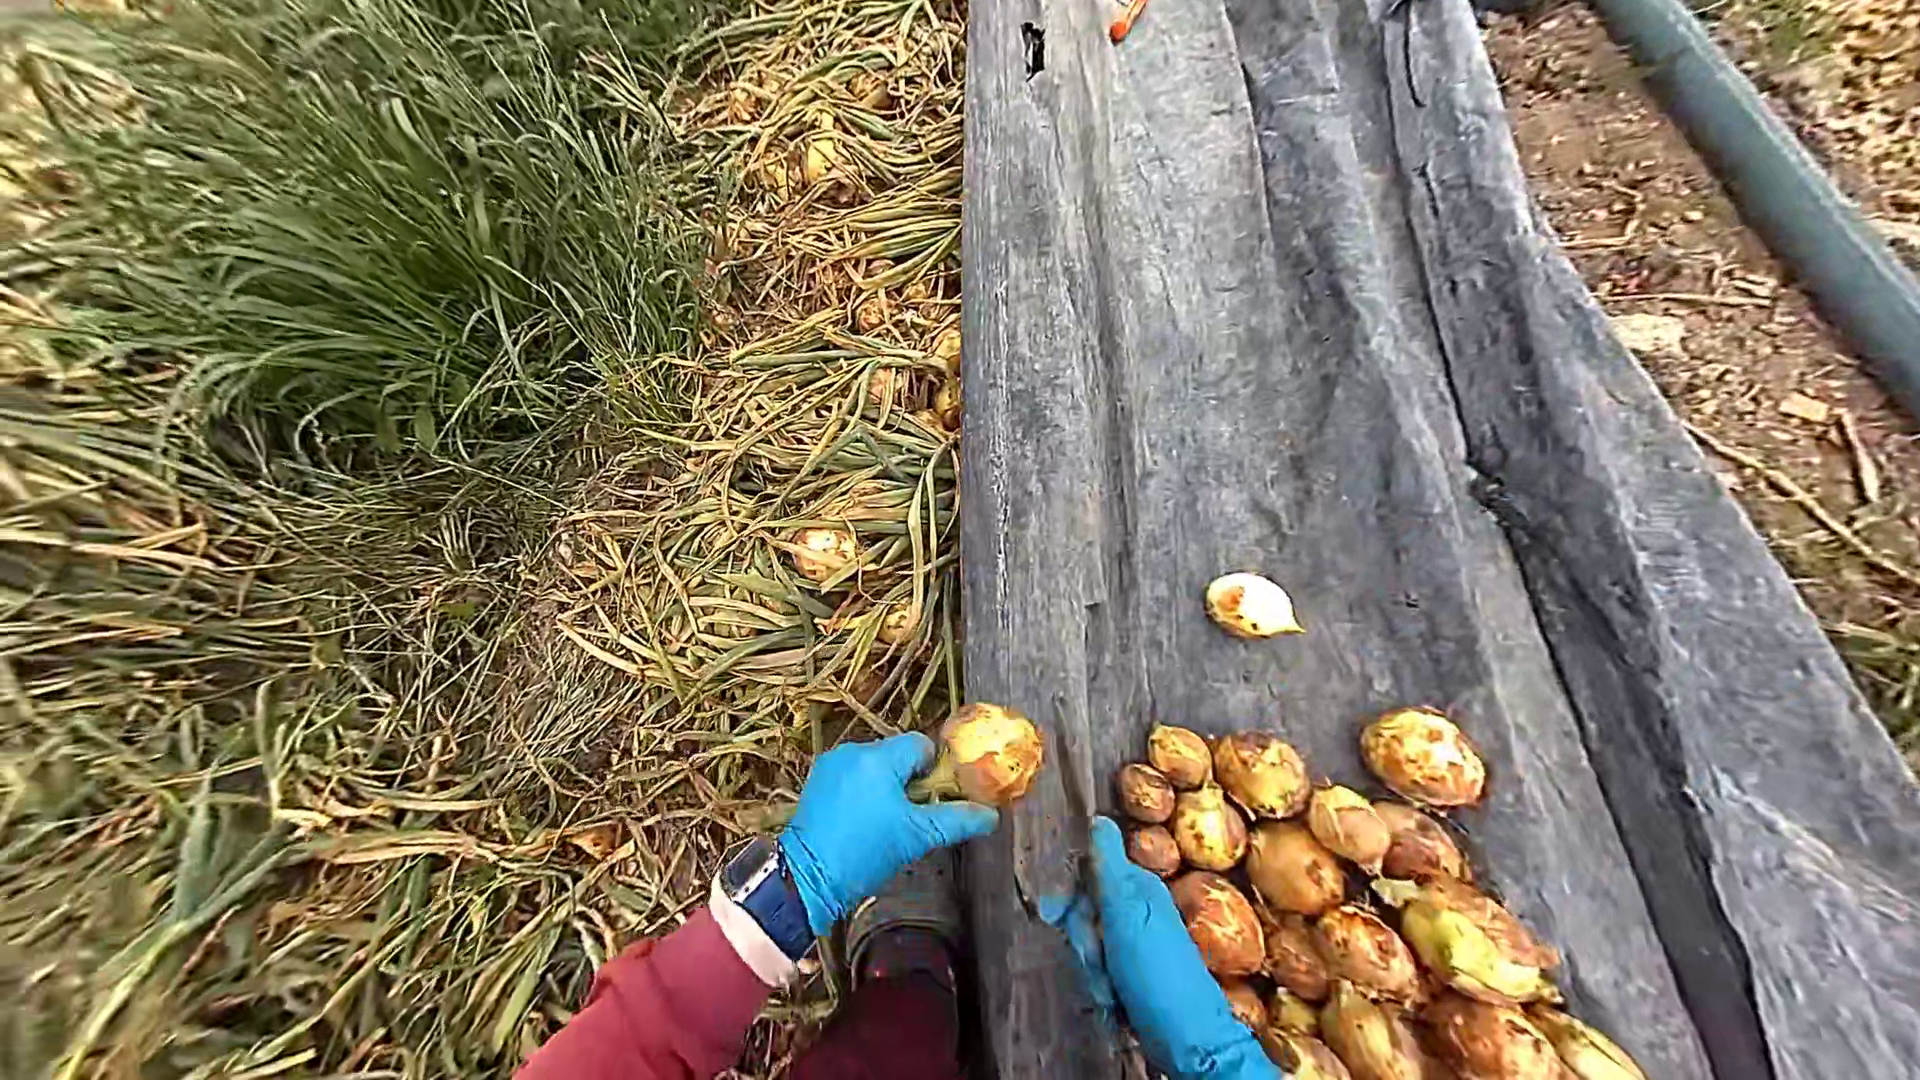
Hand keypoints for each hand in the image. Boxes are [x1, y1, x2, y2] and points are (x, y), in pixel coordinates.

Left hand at [778, 733, 1000, 934]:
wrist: (806, 879)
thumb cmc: (864, 853)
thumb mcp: (916, 837)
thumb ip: (956, 820)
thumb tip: (990, 816)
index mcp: (879, 757)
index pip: (921, 745)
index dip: (932, 771)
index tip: (929, 801)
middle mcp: (854, 750)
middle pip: (899, 754)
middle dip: (909, 780)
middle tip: (908, 816)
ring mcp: (833, 762)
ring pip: (876, 764)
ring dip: (886, 784)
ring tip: (883, 821)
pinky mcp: (819, 778)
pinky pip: (854, 773)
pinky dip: (863, 788)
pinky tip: (860, 819)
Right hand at [1049, 817, 1275, 1079]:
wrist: (1190, 1043)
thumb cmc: (1157, 972)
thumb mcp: (1127, 910)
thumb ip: (1108, 863)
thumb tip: (1098, 818)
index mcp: (1137, 885)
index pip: (1086, 870)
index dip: (1067, 893)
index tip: (1054, 914)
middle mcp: (1136, 907)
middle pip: (1084, 907)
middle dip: (1083, 937)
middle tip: (1097, 958)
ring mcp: (1135, 941)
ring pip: (1089, 940)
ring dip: (1092, 966)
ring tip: (1110, 987)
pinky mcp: (1133, 971)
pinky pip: (1100, 966)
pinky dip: (1101, 985)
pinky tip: (1113, 1000)